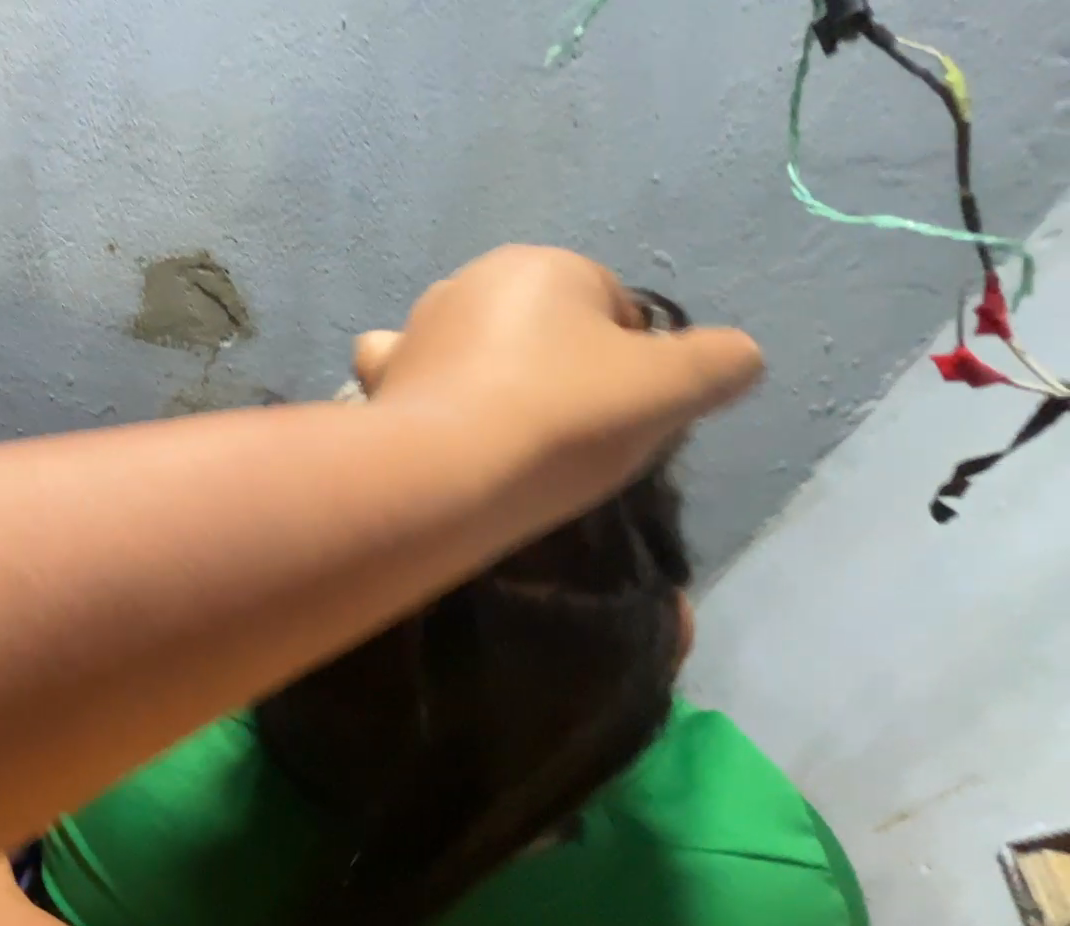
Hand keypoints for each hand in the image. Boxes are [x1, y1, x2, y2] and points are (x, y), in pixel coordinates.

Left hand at [355, 245, 761, 508]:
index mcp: (541, 265)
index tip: (619, 415)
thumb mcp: (675, 388)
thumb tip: (733, 359)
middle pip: (535, 328)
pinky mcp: (377, 379)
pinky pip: (405, 371)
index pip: (609, 308)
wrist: (446, 475)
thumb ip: (720, 363)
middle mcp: (468, 283)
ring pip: (469, 348)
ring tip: (501, 436)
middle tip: (565, 434)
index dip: (628, 363)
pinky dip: (422, 388)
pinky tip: (435, 418)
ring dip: (487, 378)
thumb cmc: (563, 417)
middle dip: (555, 370)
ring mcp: (414, 330)